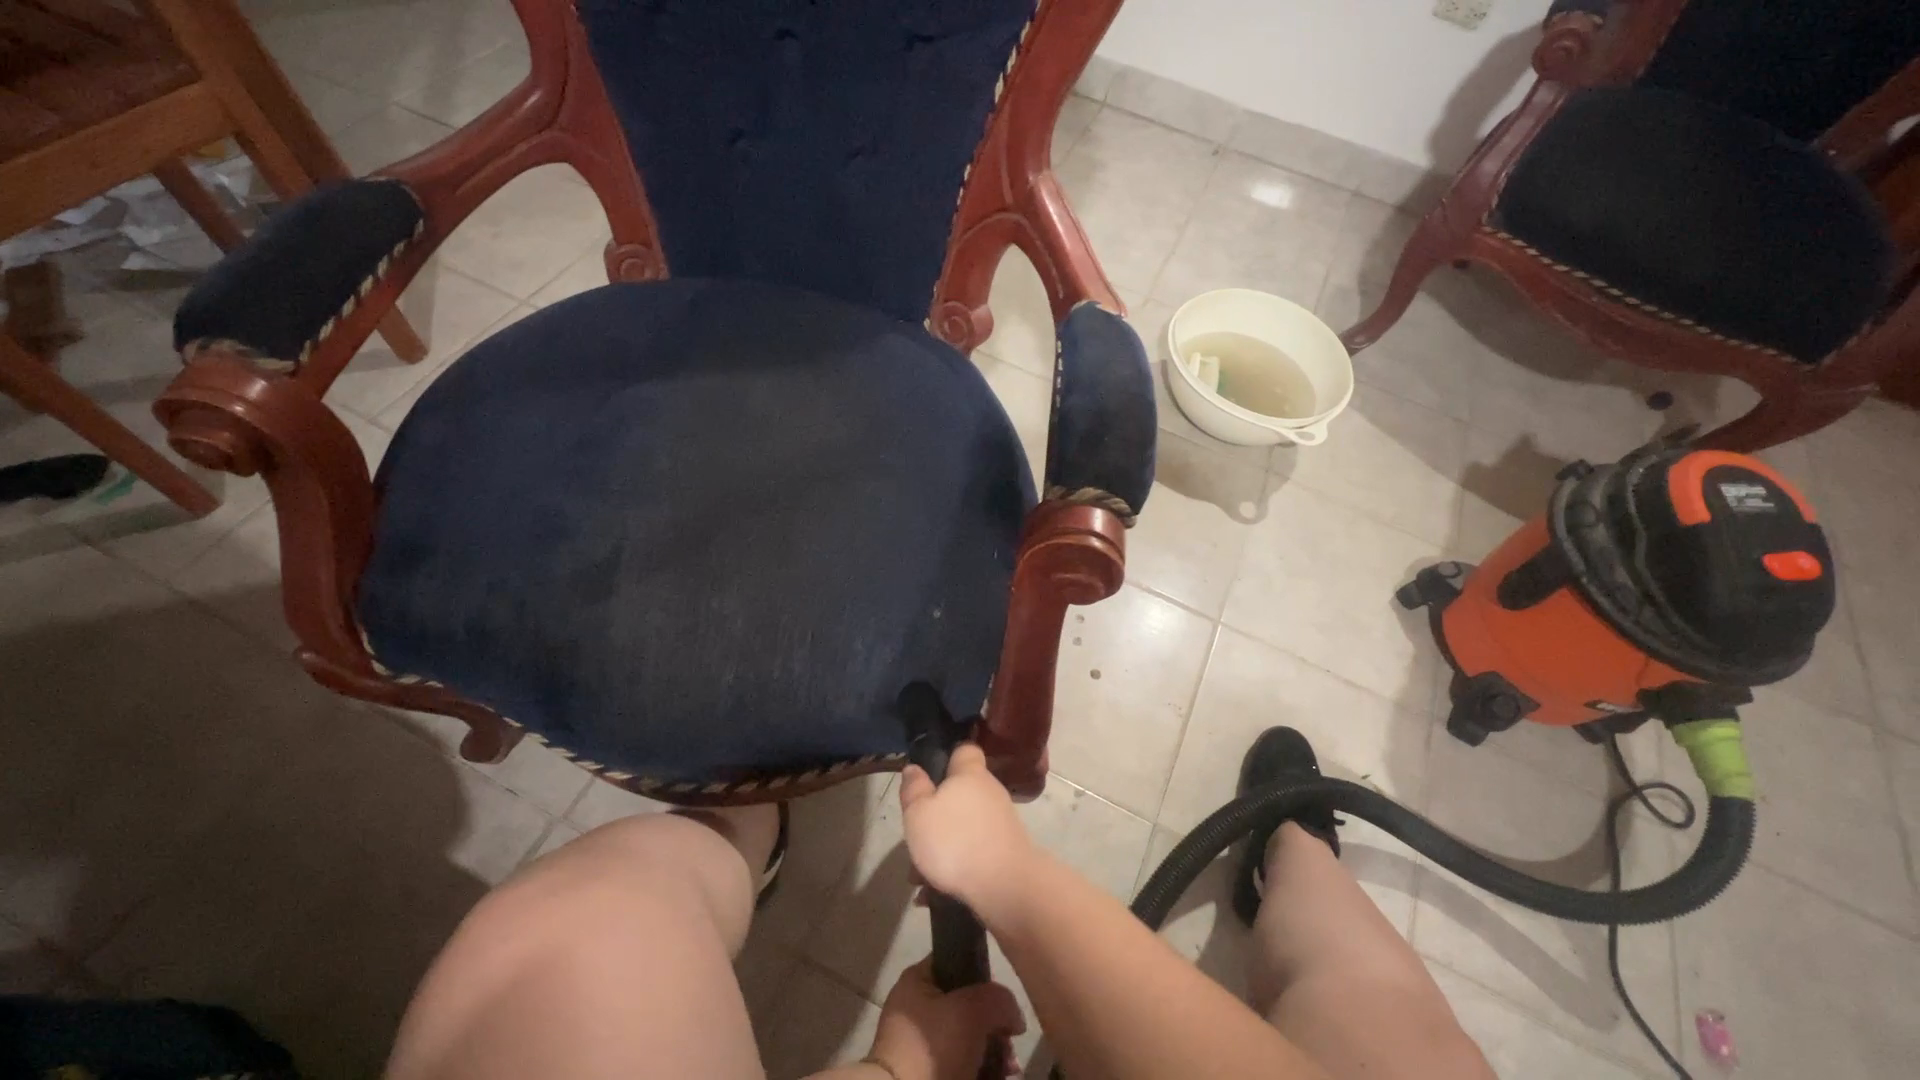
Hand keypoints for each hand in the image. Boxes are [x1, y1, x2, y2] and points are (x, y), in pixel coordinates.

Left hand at [867, 958, 1025, 1079]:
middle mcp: (918, 1009)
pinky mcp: (931, 1071)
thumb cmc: (934, 1045)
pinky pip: (966, 1063)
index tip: (1002, 1000)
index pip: (957, 961)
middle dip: (996, 1025)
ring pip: (971, 1039)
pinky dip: (985, 1069)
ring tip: (1009, 1067)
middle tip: (1009, 1040)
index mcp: (917, 982)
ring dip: (995, 1051)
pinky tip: (1000, 1076)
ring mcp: (923, 1044)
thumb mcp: (973, 1009)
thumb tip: (1013, 1018)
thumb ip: (999, 999)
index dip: (984, 976)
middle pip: (970, 1006)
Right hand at [897, 744, 1034, 910]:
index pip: (965, 750)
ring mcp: (1002, 823)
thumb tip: (914, 769)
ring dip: (943, 846)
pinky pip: (974, 852)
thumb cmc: (955, 841)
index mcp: (970, 775)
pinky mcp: (1006, 851)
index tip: (930, 771)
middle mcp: (990, 793)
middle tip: (915, 835)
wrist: (1005, 886)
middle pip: (960, 794)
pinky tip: (933, 893)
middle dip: (937, 814)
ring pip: (964, 827)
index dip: (948, 756)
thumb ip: (914, 789)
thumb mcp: (919, 813)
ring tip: (918, 876)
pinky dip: (955, 866)